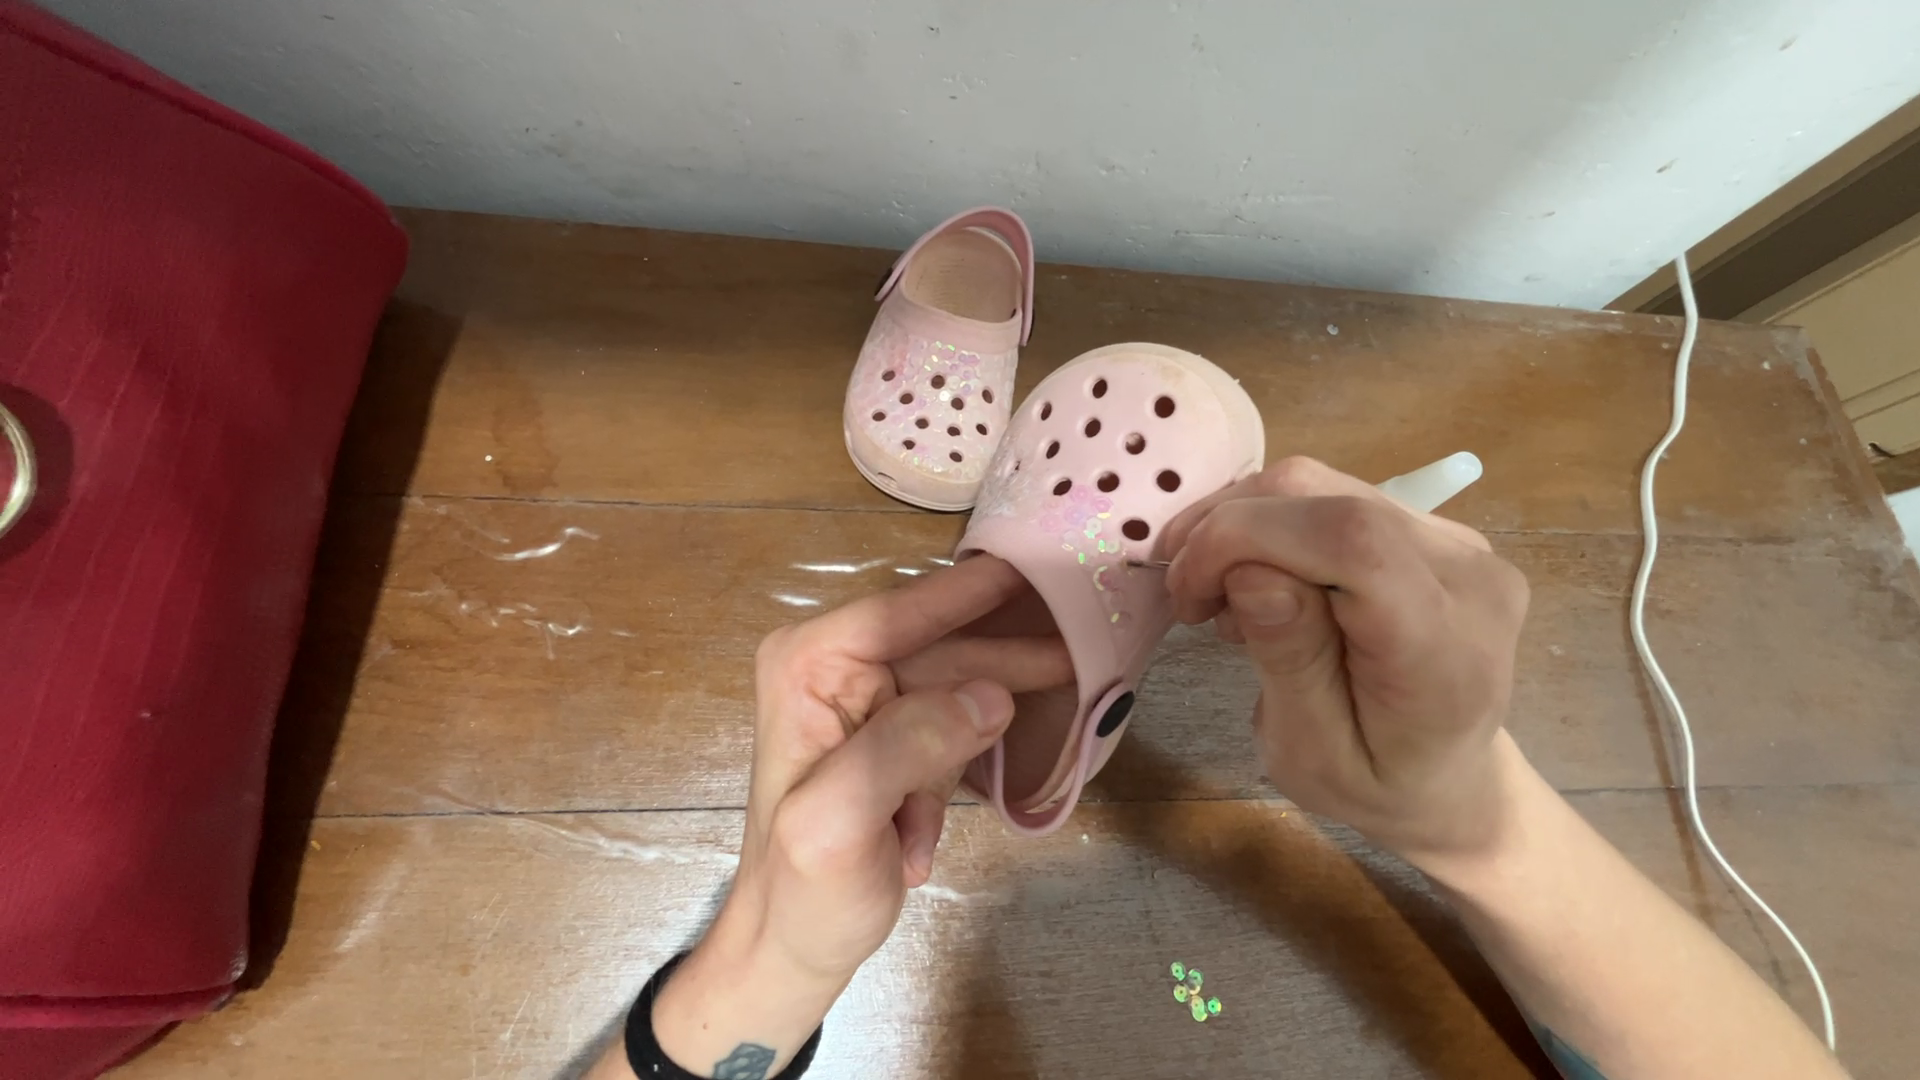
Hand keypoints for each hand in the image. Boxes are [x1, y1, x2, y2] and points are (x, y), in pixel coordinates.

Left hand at [643, 556, 1070, 1076]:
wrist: (794, 943)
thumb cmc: (804, 890)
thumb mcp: (840, 822)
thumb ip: (906, 747)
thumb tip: (992, 696)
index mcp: (808, 666)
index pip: (898, 613)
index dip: (968, 589)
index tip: (1031, 564)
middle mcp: (835, 667)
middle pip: (937, 644)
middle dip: (1006, 648)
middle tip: (1082, 634)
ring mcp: (865, 698)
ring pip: (954, 678)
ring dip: (999, 703)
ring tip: (1075, 676)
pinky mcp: (893, 731)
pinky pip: (952, 717)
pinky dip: (976, 747)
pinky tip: (992, 770)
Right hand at [1160, 457, 1530, 868]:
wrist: (1448, 777)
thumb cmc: (1376, 785)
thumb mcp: (1312, 756)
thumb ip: (1291, 663)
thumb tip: (1249, 573)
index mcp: (1447, 645)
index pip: (1350, 542)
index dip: (1245, 538)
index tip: (1185, 590)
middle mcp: (1464, 570)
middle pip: (1321, 496)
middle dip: (1225, 528)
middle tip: (1183, 594)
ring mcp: (1450, 538)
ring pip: (1312, 484)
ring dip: (1235, 523)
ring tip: (1210, 590)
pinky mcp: (1422, 526)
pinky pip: (1321, 495)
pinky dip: (1261, 523)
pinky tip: (1247, 575)